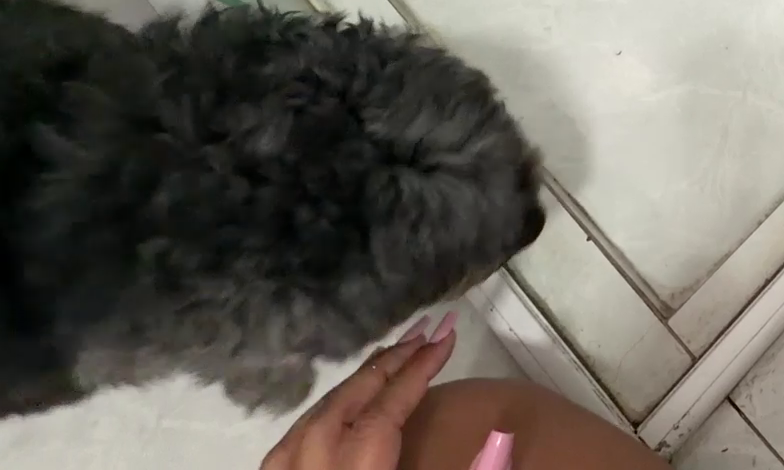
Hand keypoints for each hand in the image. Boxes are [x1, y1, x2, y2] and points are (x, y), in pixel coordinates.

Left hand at [260, 313, 458, 469]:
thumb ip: (463, 464)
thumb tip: (500, 433)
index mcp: (358, 464)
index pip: (391, 402)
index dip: (422, 364)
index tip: (449, 331)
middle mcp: (313, 461)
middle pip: (353, 396)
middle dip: (394, 357)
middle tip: (427, 327)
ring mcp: (282, 469)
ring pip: (323, 407)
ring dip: (362, 375)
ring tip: (393, 352)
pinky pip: (299, 428)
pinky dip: (329, 402)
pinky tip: (346, 395)